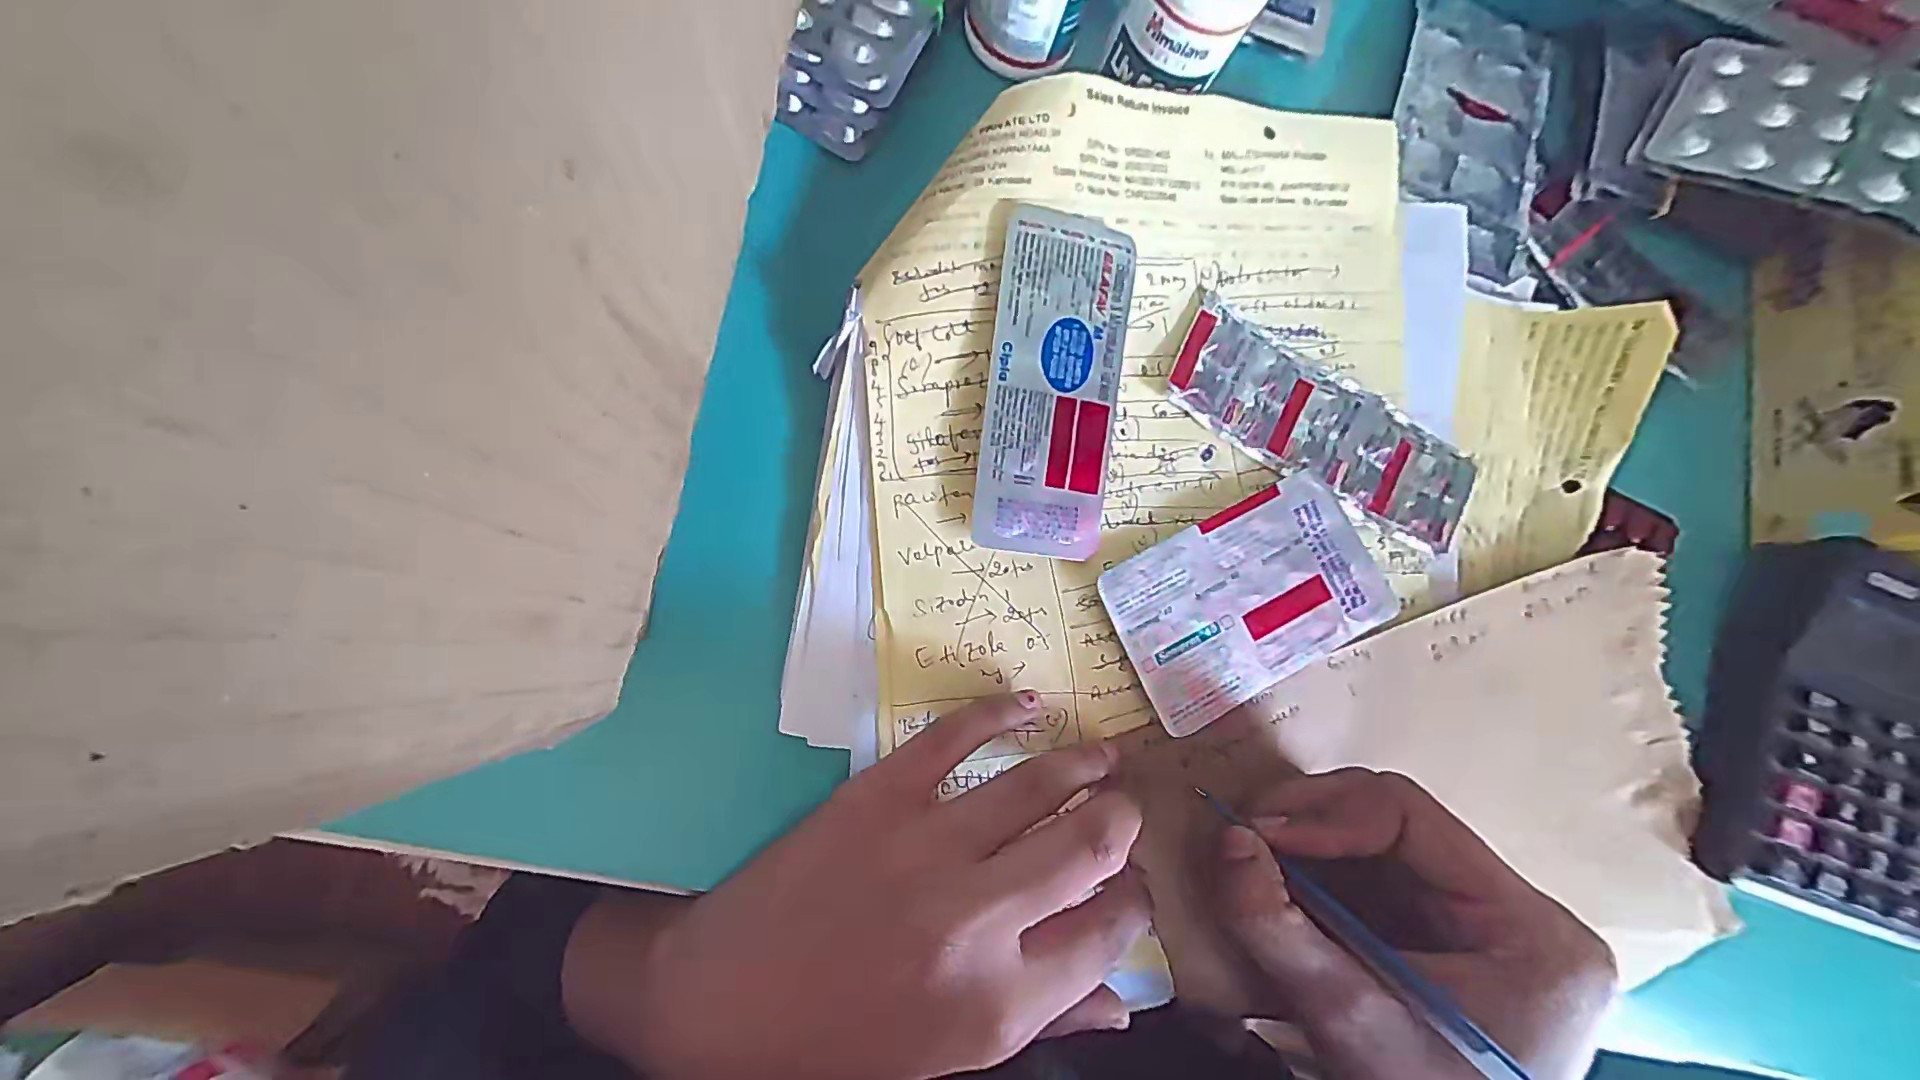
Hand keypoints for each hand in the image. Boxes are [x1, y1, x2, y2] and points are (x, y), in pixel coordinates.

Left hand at [563, 693, 1149, 1079]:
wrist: (725, 999)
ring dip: (1083, 763)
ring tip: (1106, 753)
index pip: (1106, 936)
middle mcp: (975, 919)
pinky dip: (1001, 712)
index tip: (1134, 881)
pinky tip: (1031, 704)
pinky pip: (956, 736)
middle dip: (1122, 822)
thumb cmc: (839, 1042)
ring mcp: (926, 846)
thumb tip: (1125, 998)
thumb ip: (1044, 1023)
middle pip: (1086, 848)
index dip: (1135, 901)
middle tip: (1126, 809)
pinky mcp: (880, 794)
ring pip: (1035, 786)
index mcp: (997, 1002)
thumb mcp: (947, 1058)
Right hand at [1214, 768, 1616, 1079]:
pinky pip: (1360, 869)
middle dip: (1307, 821)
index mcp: (1530, 928)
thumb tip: (1230, 838)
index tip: (1259, 834)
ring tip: (1254, 857)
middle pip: (1385, 816)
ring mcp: (1472, 918)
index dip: (1325, 814)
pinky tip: (1278, 883)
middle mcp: (1510, 909)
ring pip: (1367, 837)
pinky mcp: (1433, 931)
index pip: (1408, 815)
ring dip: (1302, 842)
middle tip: (1247, 836)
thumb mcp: (1350, 1022)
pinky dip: (1309, 867)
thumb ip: (1281, 930)